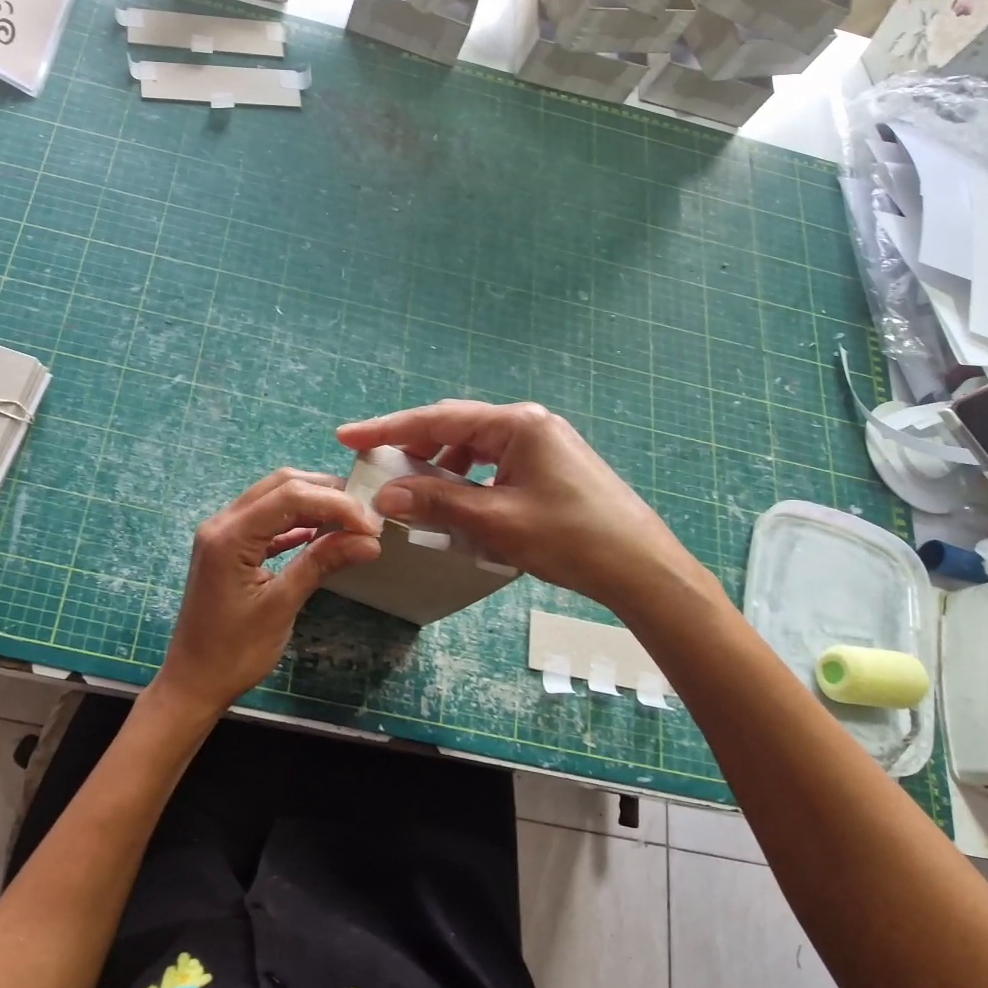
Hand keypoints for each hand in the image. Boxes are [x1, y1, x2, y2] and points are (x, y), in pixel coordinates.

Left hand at [154, 470, 382, 717]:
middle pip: (280, 486)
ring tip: (353, 521)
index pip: (289, 496)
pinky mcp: (229, 549)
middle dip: (326, 494)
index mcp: (229, 536)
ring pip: (274, 499)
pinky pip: (266, 523)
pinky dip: (296, 524)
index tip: (371, 525)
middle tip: (366, 514)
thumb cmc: (234, 652)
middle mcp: (222, 524)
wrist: (194, 682)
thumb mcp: (281, 606)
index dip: (335, 503)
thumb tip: (369, 540)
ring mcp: (222, 535)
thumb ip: (321, 564)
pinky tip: (325, 533)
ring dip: (313, 505)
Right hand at [336, 400, 710, 616]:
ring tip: (409, 488)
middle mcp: (529, 424)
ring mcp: (542, 444)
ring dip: (438, 466)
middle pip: (454, 427)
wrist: (640, 567)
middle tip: (373, 464)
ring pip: (473, 446)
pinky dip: (465, 479)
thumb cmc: (570, 539)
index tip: (347, 436)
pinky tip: (453, 501)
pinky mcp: (548, 467)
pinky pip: (492, 464)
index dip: (387, 429)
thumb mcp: (495, 521)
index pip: (437, 419)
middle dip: (411, 446)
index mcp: (517, 424)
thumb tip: (385, 495)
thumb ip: (437, 502)